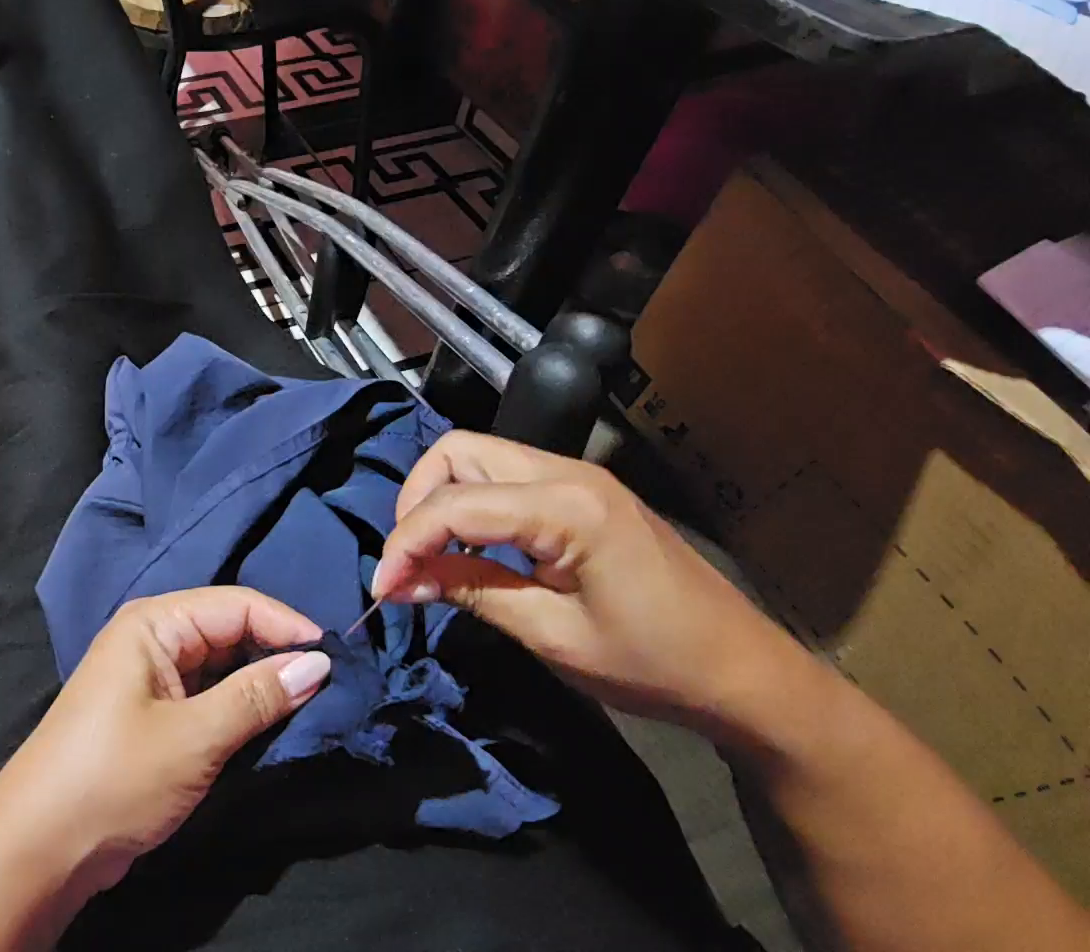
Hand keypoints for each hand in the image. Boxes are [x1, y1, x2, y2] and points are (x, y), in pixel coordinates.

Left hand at [0, 586, 331, 896]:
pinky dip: (240, 705)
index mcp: (153, 623)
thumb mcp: (194, 737)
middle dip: (277, 653)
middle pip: (230, 630)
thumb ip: (257, 697)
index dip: (288, 626)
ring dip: (262, 682)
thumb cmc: (115, 777)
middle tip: (332, 684)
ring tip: (313, 704)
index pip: (236, 605)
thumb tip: (318, 663)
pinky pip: (207, 694)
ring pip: (222, 665)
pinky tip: (272, 722)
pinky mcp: (153, 714)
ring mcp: (150, 678)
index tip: (338, 657)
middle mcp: (151, 638)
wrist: (41, 845)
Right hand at [371, 430, 808, 732]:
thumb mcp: (550, 635)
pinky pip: (503, 477)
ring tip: (430, 557)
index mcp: (566, 507)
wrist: (746, 675)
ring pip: (477, 457)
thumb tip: (400, 580)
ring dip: (440, 499)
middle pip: (457, 452)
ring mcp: (578, 476)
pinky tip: (469, 549)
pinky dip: (470, 504)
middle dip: (417, 502)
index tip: (382, 589)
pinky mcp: (582, 492)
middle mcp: (568, 472)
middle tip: (408, 561)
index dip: (405, 543)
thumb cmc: (653, 664)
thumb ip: (470, 590)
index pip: (454, 504)